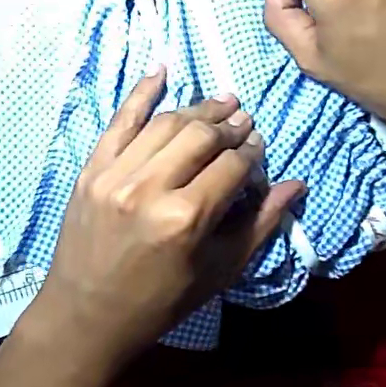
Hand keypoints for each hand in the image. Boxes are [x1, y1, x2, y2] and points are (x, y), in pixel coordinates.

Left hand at [21, 67, 303, 382]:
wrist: (88, 315)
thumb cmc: (163, 301)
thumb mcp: (221, 269)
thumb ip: (261, 223)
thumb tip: (298, 184)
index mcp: (187, 218)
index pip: (231, 166)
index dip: (252, 152)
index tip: (259, 147)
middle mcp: (150, 188)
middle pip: (201, 136)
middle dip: (229, 125)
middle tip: (244, 121)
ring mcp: (115, 174)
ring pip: (166, 123)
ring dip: (198, 109)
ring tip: (221, 103)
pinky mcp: (91, 169)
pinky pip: (119, 120)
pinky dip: (140, 92)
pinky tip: (161, 71)